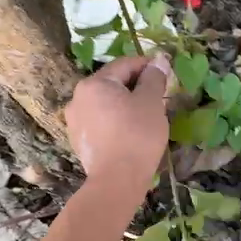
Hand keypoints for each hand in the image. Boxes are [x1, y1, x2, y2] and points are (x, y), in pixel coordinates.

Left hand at [66, 55, 170, 194]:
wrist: (117, 181)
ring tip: (147, 114)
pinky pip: (101, 122)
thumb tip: (159, 60)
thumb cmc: (137, 135)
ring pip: (105, 104)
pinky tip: (131, 131)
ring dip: (125, 104)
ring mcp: (75, 121)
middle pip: (112, 84)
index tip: (165, 71)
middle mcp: (78, 98)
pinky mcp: (79, 141)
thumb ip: (154, 78)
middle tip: (159, 94)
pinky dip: (115, 121)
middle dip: (136, 86)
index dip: (147, 65)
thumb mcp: (151, 102)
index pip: (124, 65)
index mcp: (94, 84)